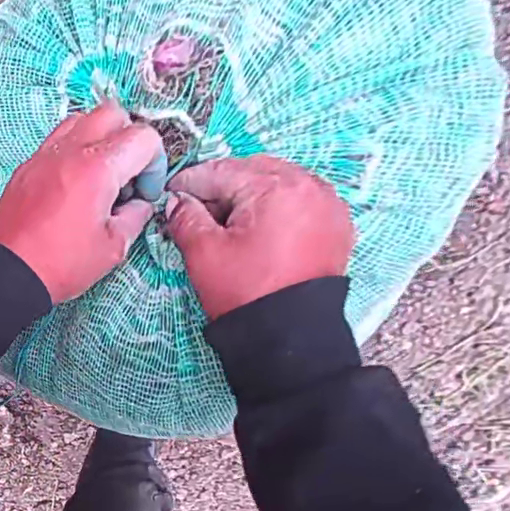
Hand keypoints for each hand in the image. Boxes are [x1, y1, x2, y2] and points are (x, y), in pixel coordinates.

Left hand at [0, 101, 162, 303]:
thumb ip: (135, 216)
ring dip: (100, 139)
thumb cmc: (62, 264)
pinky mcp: (28, 166)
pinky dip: (74, 151)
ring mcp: (45, 154)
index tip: (145, 193)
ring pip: (82, 119)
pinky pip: (57, 140)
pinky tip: (75, 185)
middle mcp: (71, 150)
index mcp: (98, 168)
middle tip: (128, 177)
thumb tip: (140, 204)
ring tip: (101, 177)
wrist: (12, 274)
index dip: (155, 165)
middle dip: (130, 140)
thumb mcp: (113, 248)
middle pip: (114, 114)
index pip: (143, 137)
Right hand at [164, 156, 355, 319]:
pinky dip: (279, 210)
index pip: (222, 172)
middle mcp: (308, 185)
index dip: (191, 183)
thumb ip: (186, 219)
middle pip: (253, 172)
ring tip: (228, 223)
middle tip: (198, 209)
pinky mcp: (337, 226)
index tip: (172, 194)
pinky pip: (301, 203)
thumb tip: (177, 202)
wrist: (290, 338)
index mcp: (274, 187)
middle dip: (223, 188)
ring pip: (279, 185)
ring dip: (251, 197)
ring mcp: (328, 205)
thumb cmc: (246, 295)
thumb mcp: (204, 254)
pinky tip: (260, 230)